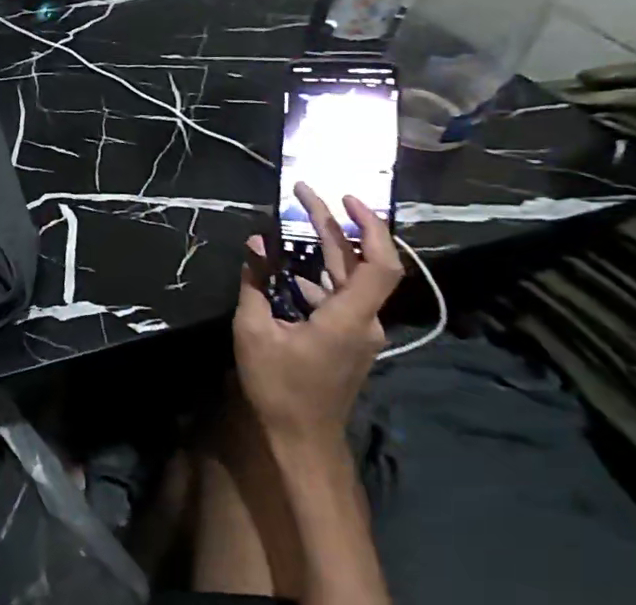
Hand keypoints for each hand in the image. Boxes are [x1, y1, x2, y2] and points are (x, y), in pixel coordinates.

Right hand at [233, 182, 401, 450]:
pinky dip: (316, 277)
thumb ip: (256, 282)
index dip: (370, 226)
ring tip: (292, 224)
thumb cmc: (278, 388)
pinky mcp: (350, 341)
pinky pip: (339, 297)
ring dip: (323, 250)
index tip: (345, 198)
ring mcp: (361, 333)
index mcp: (349, 318)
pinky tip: (286, 271)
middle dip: (332, 224)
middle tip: (304, 192)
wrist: (300, 442)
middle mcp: (365, 322)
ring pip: (348, 278)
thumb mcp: (255, 331)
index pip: (380, 264)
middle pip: (359, 262)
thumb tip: (257, 243)